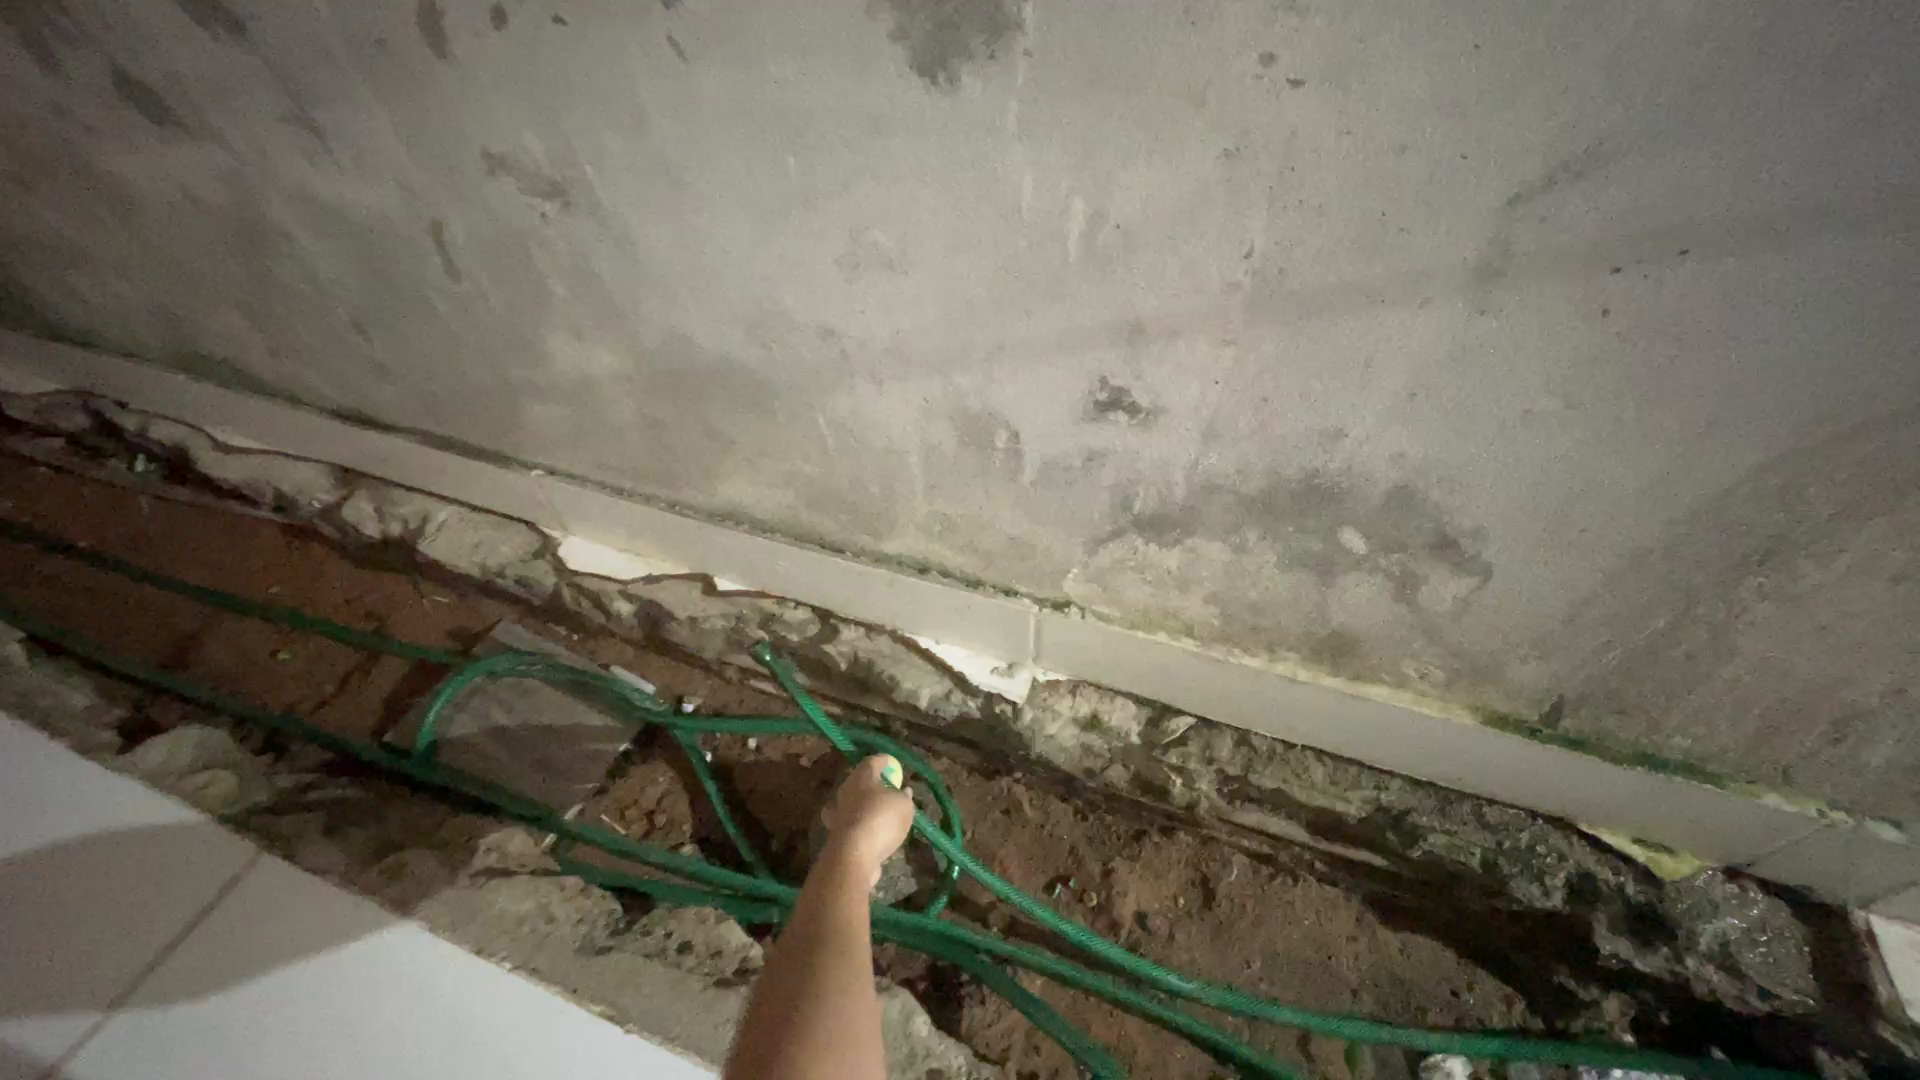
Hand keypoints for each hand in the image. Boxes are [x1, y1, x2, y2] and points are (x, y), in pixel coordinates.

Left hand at [821, 755, 915, 887]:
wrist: (854, 854)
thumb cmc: (881, 819)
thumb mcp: (904, 805)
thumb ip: (904, 797)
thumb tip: (904, 792)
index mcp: (862, 776)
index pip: (873, 761)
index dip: (885, 761)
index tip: (894, 765)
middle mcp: (846, 790)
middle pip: (860, 781)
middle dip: (874, 784)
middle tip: (889, 790)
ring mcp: (838, 812)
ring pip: (852, 803)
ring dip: (864, 806)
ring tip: (881, 813)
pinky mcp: (836, 834)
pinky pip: (851, 823)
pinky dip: (860, 825)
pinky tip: (871, 833)